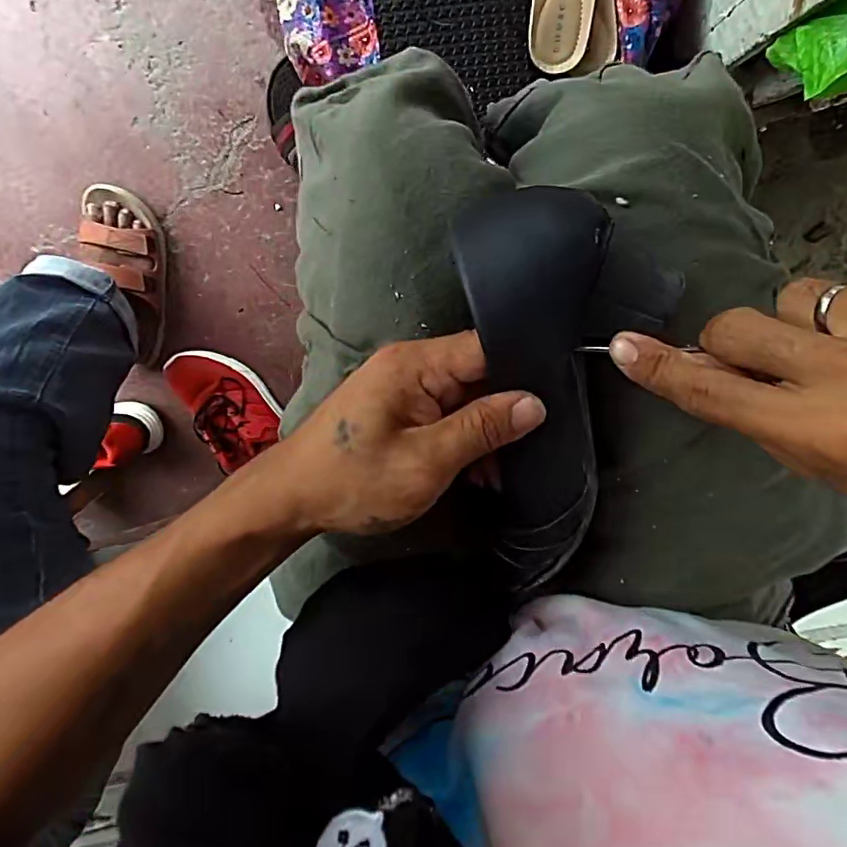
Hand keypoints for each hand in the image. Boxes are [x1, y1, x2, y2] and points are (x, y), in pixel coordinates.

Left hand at [253, 332, 545, 534]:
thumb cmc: (352, 481)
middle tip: (528, 450)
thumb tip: (534, 404)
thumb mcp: (426, 461)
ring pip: (464, 396)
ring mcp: (401, 385)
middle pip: (478, 373)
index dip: (524, 370)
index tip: (555, 400)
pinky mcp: (397, 407)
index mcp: (415, 364)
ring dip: (484, 431)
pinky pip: (444, 411)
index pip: (486, 348)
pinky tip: (475, 471)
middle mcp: (409, 364)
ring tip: (497, 473)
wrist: (290, 499)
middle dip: (505, 410)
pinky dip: (462, 438)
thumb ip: (482, 429)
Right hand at [609, 271, 846, 521]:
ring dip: (812, 321)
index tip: (623, 346)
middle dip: (739, 335)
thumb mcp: (839, 469)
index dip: (664, 369)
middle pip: (741, 324)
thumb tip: (703, 367)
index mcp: (830, 435)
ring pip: (800, 295)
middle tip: (772, 352)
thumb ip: (766, 416)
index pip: (718, 393)